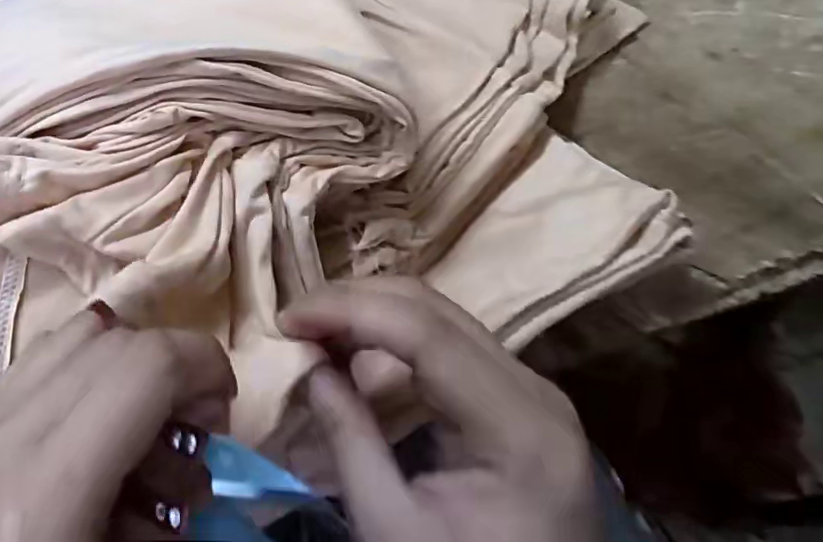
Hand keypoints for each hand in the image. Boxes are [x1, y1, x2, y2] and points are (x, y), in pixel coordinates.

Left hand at [0, 307, 236, 541]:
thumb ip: (185, 504)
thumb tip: (207, 439)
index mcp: (43, 495)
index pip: (141, 367)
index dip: (203, 365)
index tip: (224, 411)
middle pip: (113, 341)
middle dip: (173, 370)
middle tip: (194, 430)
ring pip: (75, 336)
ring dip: (128, 367)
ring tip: (145, 436)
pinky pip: (42, 361)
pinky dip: (88, 374)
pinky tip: (102, 433)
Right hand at [279, 279, 602, 541]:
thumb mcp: (391, 526)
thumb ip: (347, 434)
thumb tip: (308, 361)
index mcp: (520, 427)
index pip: (423, 331)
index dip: (346, 309)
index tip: (287, 319)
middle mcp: (535, 391)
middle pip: (430, 308)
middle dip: (351, 302)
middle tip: (294, 321)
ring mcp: (530, 391)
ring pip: (435, 313)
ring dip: (367, 313)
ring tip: (314, 333)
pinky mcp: (516, 399)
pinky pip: (445, 341)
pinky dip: (389, 337)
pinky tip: (352, 352)